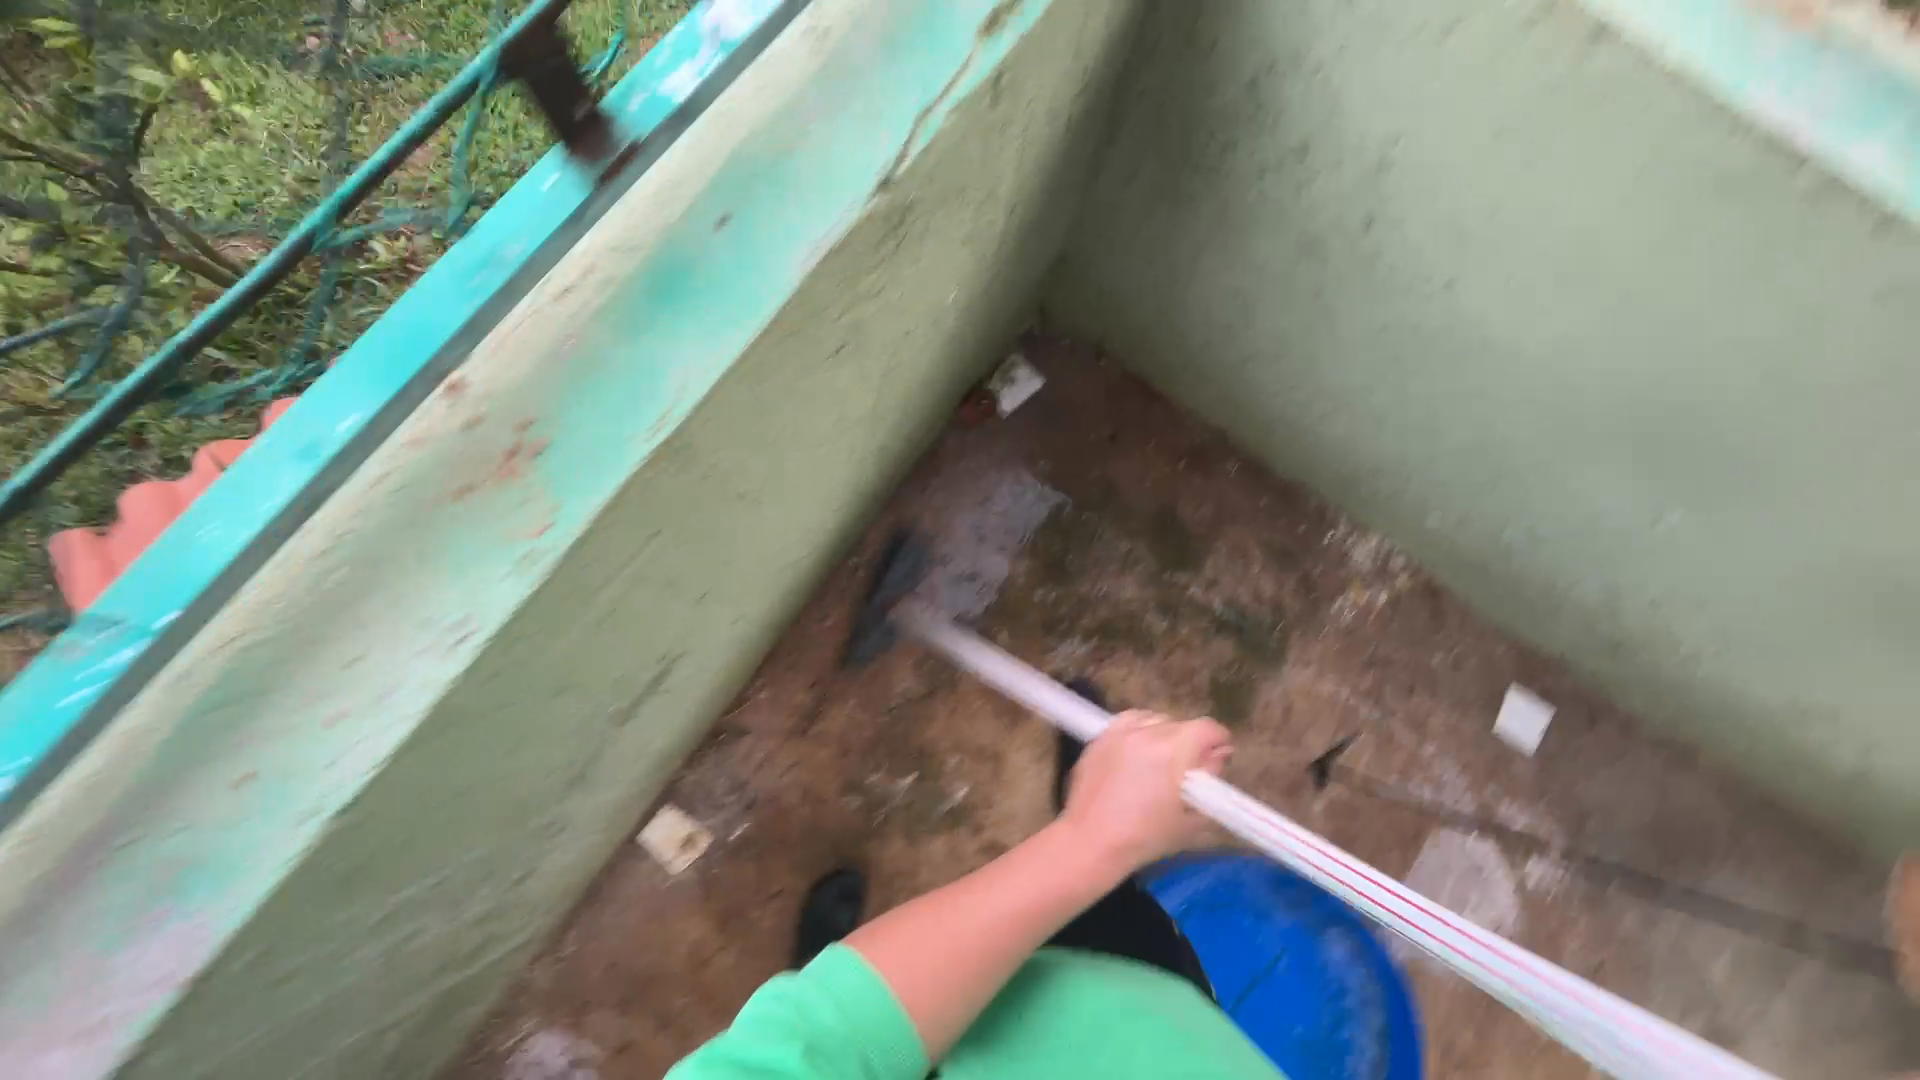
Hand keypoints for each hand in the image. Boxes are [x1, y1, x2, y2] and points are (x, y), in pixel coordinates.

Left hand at [1058, 710, 1232, 874]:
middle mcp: (1147, 733)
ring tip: (1160, 759)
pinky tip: (1136, 752)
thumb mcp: (1191, 817)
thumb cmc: (1146, 836)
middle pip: (1180, 724)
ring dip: (1163, 734)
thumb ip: (1210, 783)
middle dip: (1190, 743)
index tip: (1218, 757)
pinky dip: (1137, 731)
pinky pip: (1126, 722)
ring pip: (1152, 719)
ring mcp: (1120, 732)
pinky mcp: (1099, 738)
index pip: (1207, 728)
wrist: (1092, 839)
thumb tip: (1216, 758)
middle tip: (1187, 769)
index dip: (1218, 741)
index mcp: (1174, 750)